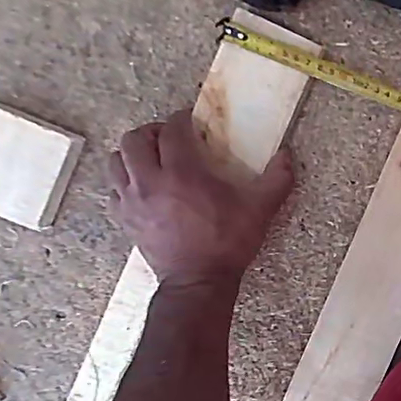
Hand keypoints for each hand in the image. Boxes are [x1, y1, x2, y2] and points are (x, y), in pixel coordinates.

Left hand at [107, 109, 293, 288]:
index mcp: (183, 173)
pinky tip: (144, 186)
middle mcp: (150, 181)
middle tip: (171, 137)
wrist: (198, 281)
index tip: (191, 120)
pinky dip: (125, 180)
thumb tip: (287, 155)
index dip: (181, 119)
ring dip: (132, 154)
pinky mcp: (124, 219)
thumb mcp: (261, 208)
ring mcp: (132, 201)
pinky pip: (113, 189)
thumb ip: (277, 178)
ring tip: (153, 158)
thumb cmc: (229, 242)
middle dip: (151, 132)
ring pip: (116, 161)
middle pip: (134, 140)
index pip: (172, 131)